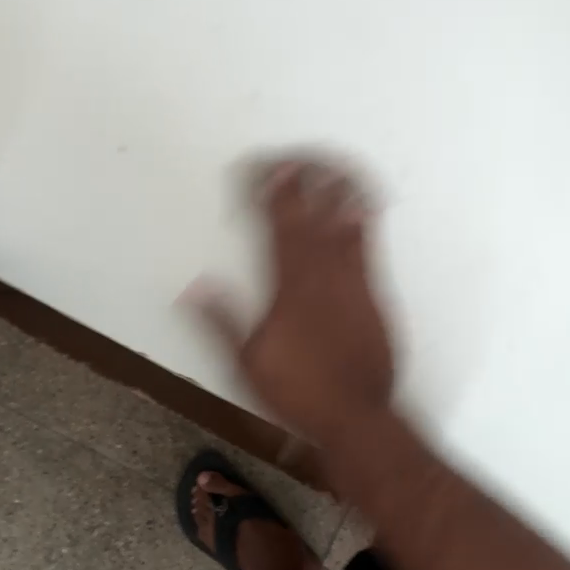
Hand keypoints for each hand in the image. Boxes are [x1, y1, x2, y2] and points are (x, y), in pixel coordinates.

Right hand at [185, 159, 395, 444]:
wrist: (358, 414)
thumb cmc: (300, 391)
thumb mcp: (247, 361)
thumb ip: (220, 319)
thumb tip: (193, 288)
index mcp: (289, 283)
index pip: (279, 222)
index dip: (273, 188)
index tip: (265, 166)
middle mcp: (324, 270)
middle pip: (315, 208)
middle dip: (302, 174)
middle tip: (290, 155)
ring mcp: (355, 276)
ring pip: (347, 215)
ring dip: (336, 183)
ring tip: (327, 161)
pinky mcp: (376, 287)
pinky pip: (371, 237)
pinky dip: (363, 210)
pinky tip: (361, 197)